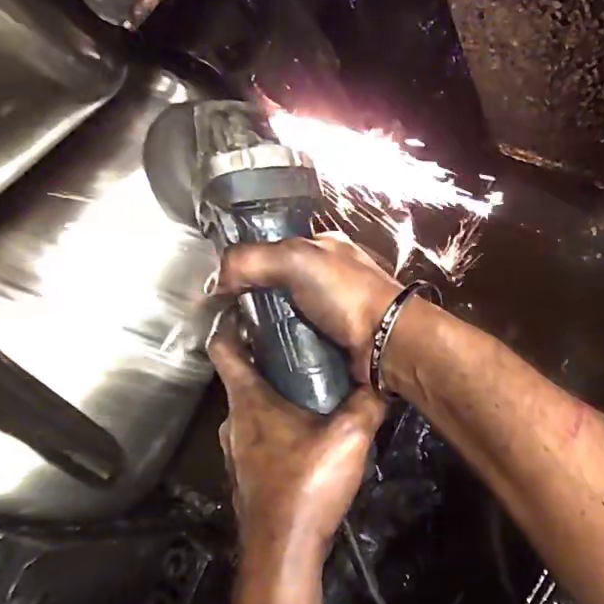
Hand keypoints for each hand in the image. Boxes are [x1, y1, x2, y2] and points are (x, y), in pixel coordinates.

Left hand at [208, 314, 387, 572]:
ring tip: (314, 385)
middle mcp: (234, 421)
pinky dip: (279, 424)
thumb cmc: (307, 483)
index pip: (223, 347)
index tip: (252, 306)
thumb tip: (384, 378)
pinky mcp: (248, 474)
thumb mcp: (349, 437)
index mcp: (248, 401)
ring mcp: (237, 451)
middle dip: (267, 357)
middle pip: (242, 377)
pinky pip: (260, 436)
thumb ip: (368, 404)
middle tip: (304, 343)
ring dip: (276, 393)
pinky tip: (310, 431)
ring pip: (253, 409)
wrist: (283, 550)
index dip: (231, 322)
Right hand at [215, 234, 402, 381]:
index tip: (223, 287)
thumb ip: (250, 261)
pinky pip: (295, 342)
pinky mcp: (331, 343)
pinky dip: (279, 347)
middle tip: (227, 320)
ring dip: (263, 329)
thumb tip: (215, 283)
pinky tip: (260, 356)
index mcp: (323, 248)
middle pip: (276, 287)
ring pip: (283, 317)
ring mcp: (330, 313)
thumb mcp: (295, 259)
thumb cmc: (346, 294)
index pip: (273, 249)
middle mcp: (327, 278)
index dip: (246, 265)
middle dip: (252, 302)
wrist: (387, 344)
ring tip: (238, 341)